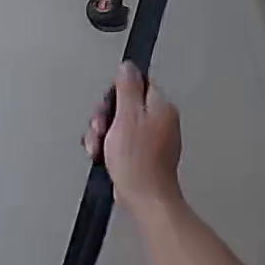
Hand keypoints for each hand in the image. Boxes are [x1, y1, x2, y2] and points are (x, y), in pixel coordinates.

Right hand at [84, 61, 183, 212]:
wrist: (144, 197)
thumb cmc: (138, 161)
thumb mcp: (127, 116)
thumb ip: (127, 87)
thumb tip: (127, 67)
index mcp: (161, 107)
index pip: (134, 83)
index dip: (115, 94)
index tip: (109, 107)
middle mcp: (160, 121)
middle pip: (123, 104)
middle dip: (105, 116)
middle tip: (103, 128)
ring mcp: (151, 139)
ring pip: (118, 123)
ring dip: (103, 133)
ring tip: (102, 146)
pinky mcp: (142, 154)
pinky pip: (119, 140)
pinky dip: (108, 146)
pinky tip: (104, 155)